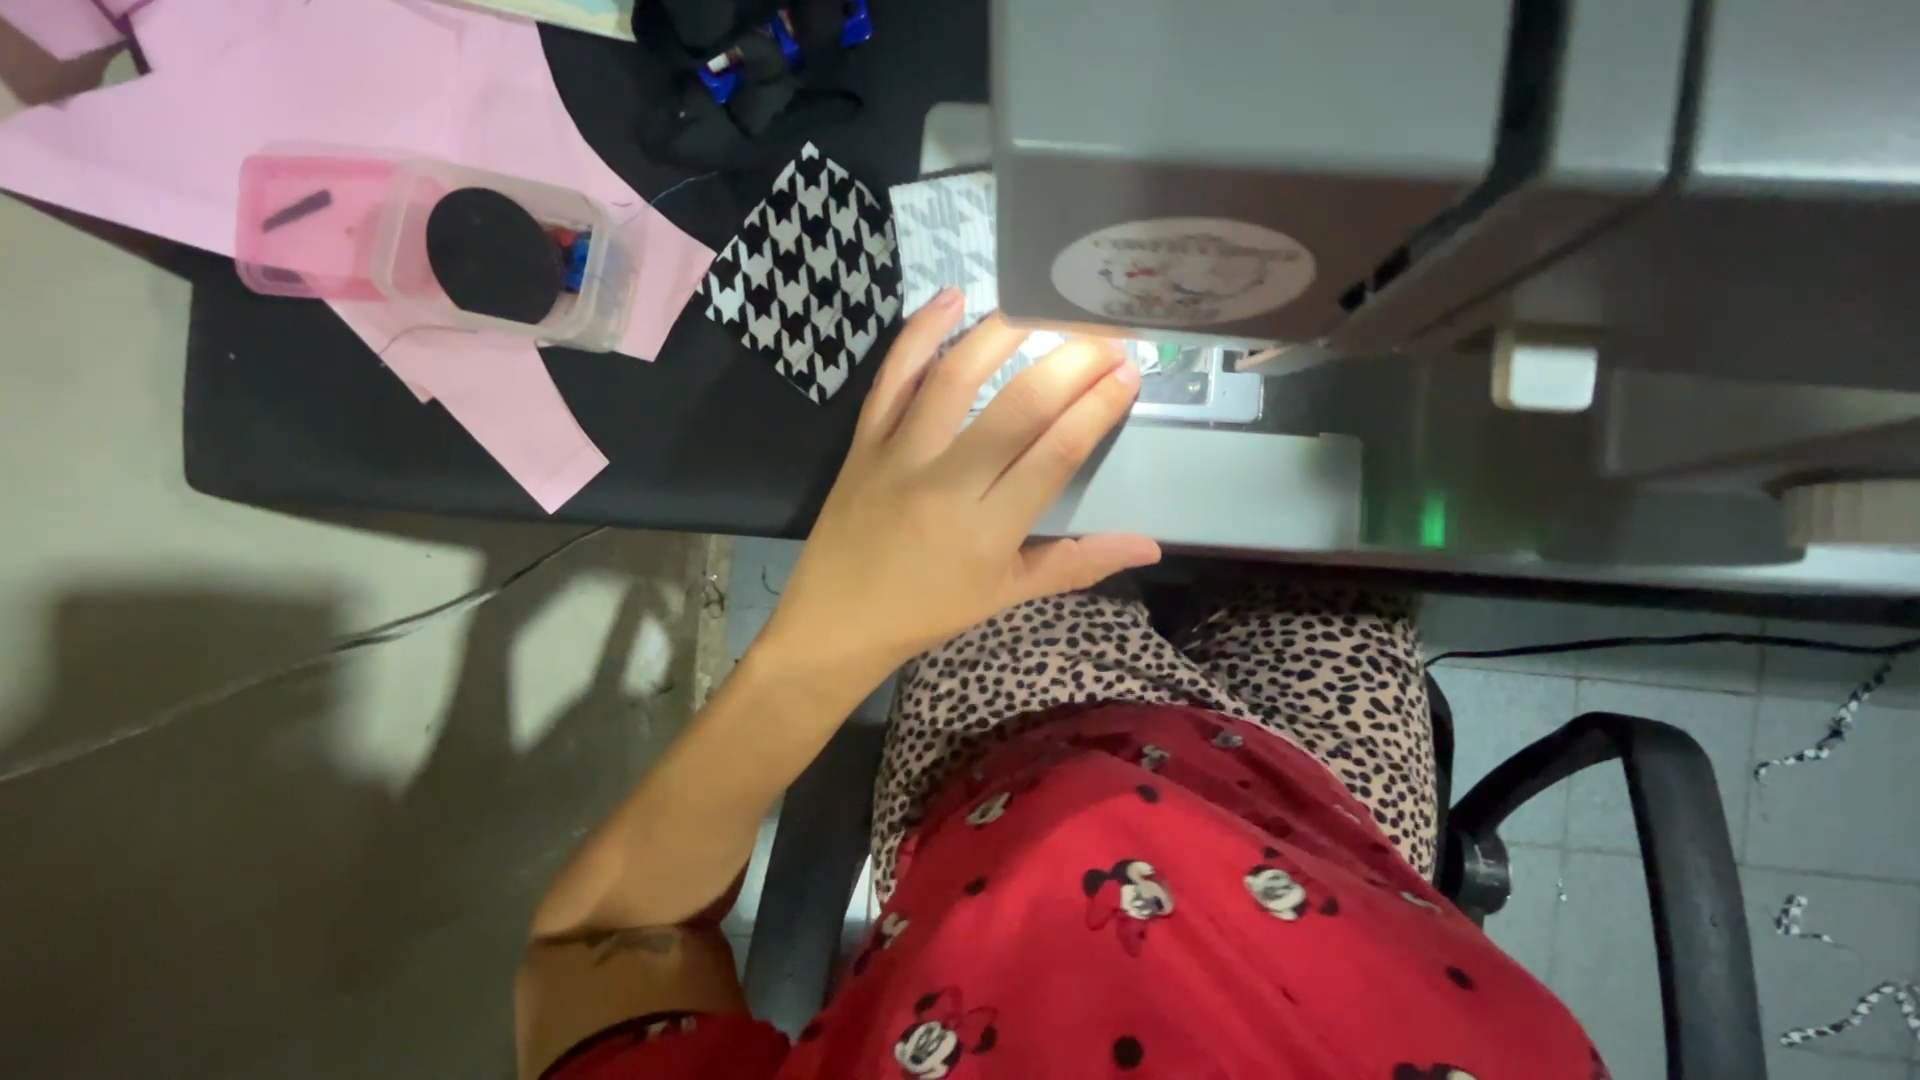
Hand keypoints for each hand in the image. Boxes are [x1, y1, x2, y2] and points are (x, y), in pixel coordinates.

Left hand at [755, 288, 1160, 690]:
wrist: (834, 621)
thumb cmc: (926, 612)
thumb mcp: (1006, 595)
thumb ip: (1076, 564)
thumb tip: (1149, 546)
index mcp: (987, 530)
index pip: (1055, 453)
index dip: (1097, 408)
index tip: (1128, 373)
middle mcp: (945, 484)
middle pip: (1017, 408)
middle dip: (1070, 362)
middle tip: (1106, 336)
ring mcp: (899, 456)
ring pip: (953, 379)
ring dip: (1002, 335)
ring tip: (1042, 307)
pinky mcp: (864, 442)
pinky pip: (892, 379)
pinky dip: (919, 334)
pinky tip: (951, 299)